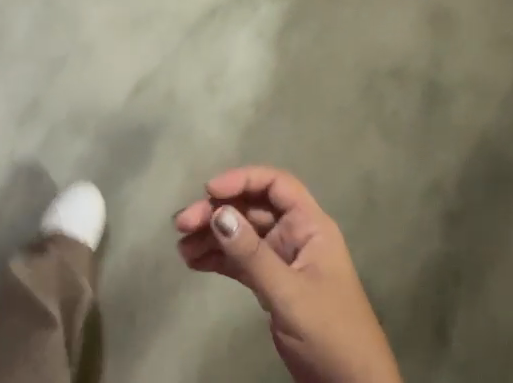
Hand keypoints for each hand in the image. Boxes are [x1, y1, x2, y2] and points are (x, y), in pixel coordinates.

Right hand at [175, 167, 399, 382]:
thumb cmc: (330, 333)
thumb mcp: (289, 293)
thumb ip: (252, 254)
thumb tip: (218, 213)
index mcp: (311, 227)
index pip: (276, 185)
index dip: (243, 180)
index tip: (209, 191)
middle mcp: (296, 236)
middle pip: (252, 208)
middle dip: (217, 212)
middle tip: (182, 225)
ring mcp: (283, 260)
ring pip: (242, 235)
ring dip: (211, 236)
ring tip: (181, 248)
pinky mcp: (272, 285)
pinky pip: (240, 261)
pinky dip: (217, 259)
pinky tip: (193, 262)